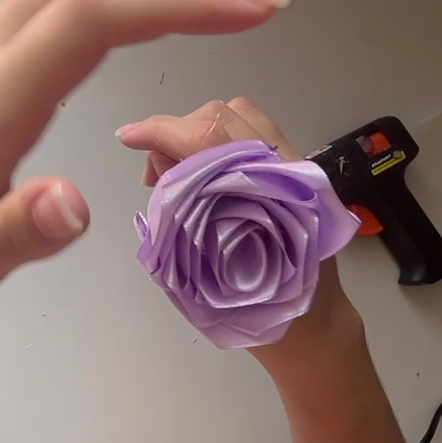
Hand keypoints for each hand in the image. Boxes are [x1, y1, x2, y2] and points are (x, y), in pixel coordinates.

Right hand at [115, 97, 362, 372]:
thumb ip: (182, 219)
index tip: (127, 137)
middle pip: (221, 117)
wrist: (314, 325)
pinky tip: (201, 176)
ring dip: (196, 134)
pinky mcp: (292, 169)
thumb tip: (160, 169)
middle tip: (153, 177)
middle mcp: (286, 170)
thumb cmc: (260, 311)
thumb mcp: (206, 275)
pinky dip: (215, 142)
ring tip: (177, 173)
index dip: (162, 131)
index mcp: (269, 195)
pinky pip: (249, 133)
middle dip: (175, 133)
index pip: (209, 139)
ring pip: (237, 117)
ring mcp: (294, 165)